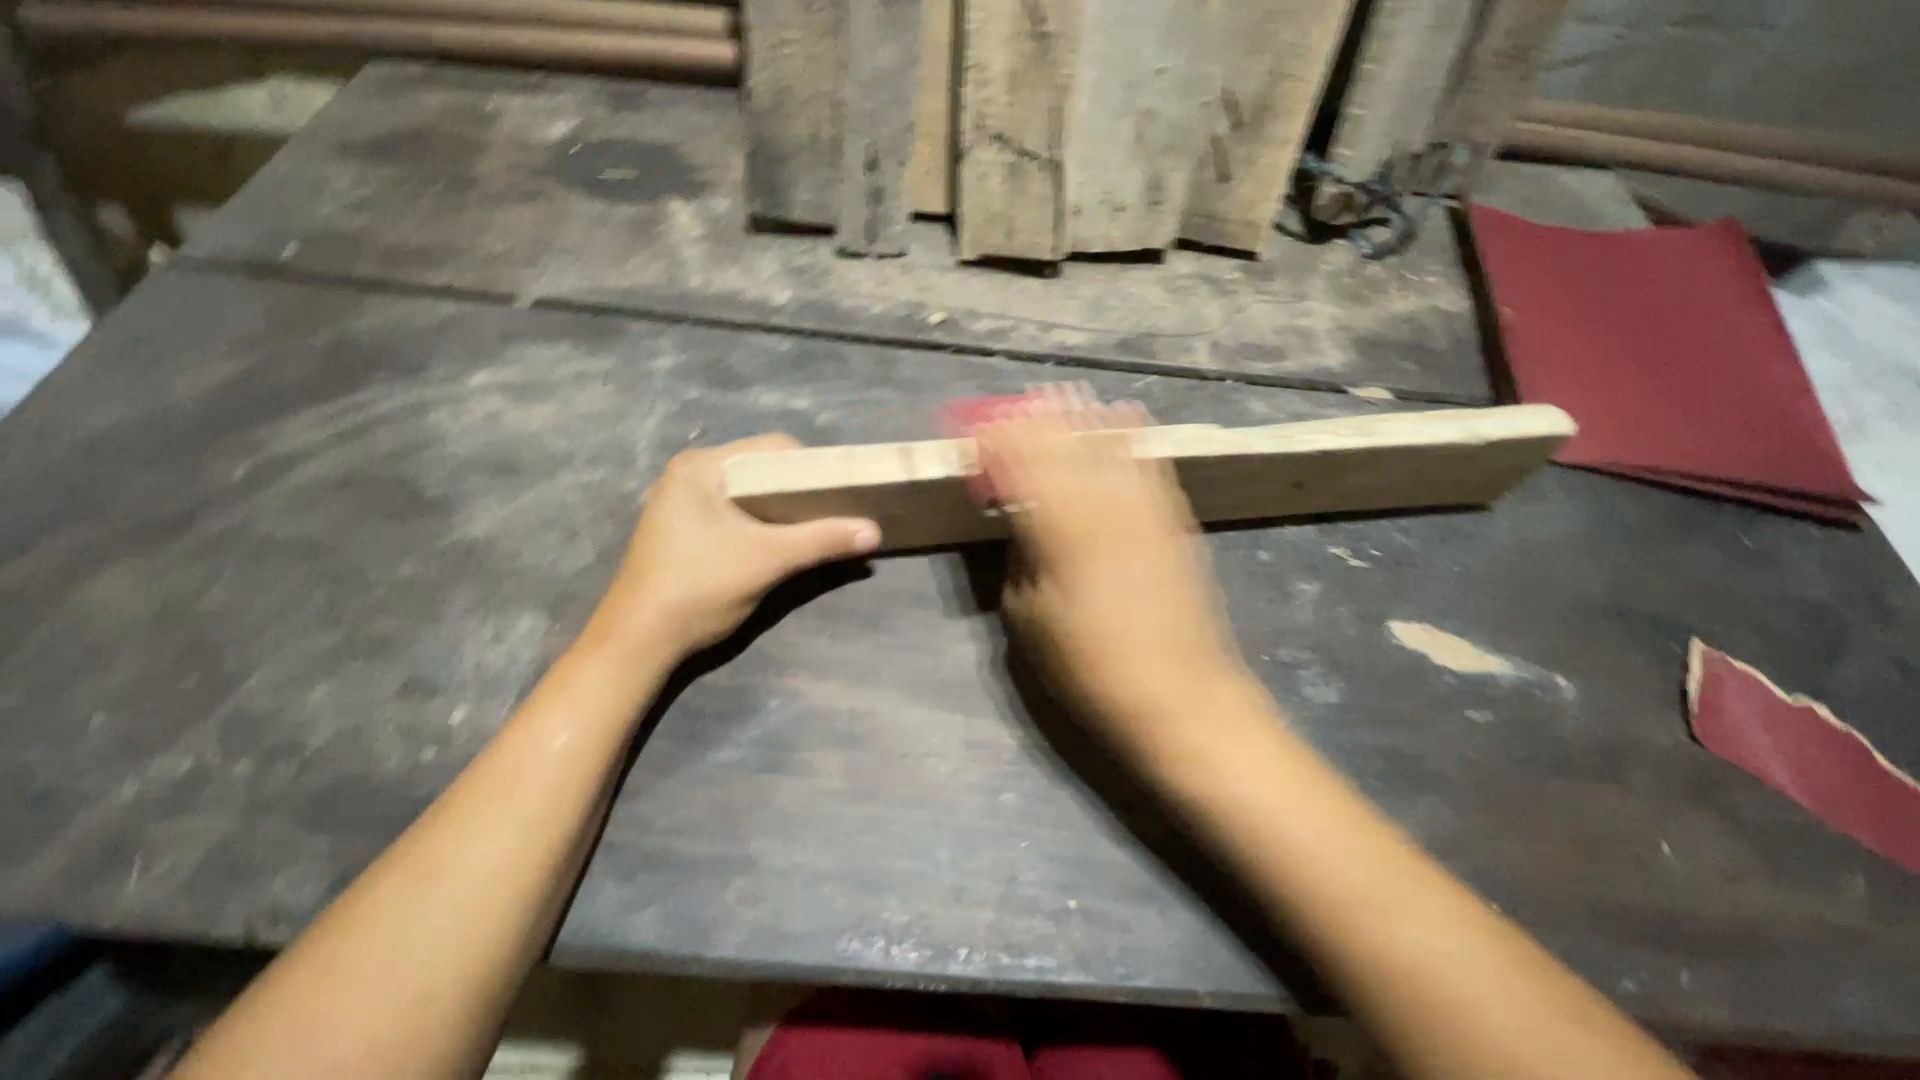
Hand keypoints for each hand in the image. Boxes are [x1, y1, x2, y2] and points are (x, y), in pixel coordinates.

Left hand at [587, 434, 880, 657]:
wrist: (638, 640)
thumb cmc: (700, 587)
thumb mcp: (768, 561)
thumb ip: (821, 540)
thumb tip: (874, 531)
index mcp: (702, 467)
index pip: (775, 448)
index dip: (815, 467)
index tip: (843, 494)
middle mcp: (689, 474)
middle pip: (762, 469)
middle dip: (801, 491)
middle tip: (835, 514)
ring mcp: (682, 502)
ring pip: (749, 493)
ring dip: (783, 511)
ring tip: (815, 531)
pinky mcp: (682, 529)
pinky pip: (734, 513)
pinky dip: (762, 524)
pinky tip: (779, 546)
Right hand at [977, 398, 1251, 743]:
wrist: (1176, 691)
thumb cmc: (1087, 665)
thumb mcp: (1028, 617)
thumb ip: (1020, 558)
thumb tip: (1020, 523)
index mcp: (1058, 529)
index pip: (1019, 465)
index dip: (994, 442)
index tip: (975, 430)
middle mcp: (1102, 503)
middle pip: (1062, 443)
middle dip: (1031, 421)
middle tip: (1009, 409)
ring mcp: (1144, 505)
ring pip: (1106, 442)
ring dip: (1077, 416)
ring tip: (1058, 397)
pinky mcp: (1174, 516)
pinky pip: (1149, 461)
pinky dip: (1130, 434)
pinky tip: (1120, 414)